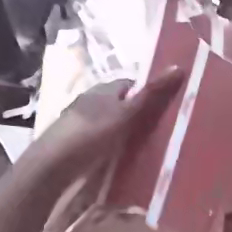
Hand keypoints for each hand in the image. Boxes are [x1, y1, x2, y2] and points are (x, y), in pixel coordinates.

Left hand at [21, 70, 182, 190]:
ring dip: (122, 130)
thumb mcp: (126, 114)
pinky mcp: (72, 143)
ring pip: (107, 121)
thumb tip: (179, 67)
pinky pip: (98, 139)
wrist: (52, 165)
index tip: (164, 108)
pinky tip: (118, 158)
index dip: (147, 92)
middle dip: (135, 113)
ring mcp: (78, 122)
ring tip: (142, 147)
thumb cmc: (91, 134)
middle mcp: (89, 101)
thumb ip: (151, 95)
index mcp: (102, 89)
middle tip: (158, 131)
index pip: (129, 84)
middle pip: (118, 103)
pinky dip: (109, 145)